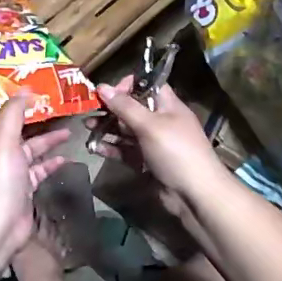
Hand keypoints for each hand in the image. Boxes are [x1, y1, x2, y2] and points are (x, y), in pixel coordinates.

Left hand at [0, 97, 70, 261]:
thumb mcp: (4, 139)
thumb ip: (14, 113)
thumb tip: (26, 89)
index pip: (10, 116)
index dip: (26, 105)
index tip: (46, 93)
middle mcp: (2, 154)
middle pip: (24, 134)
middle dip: (43, 123)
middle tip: (66, 113)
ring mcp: (13, 174)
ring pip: (34, 152)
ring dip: (50, 143)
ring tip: (71, 134)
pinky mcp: (25, 191)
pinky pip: (40, 172)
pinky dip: (52, 164)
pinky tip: (66, 160)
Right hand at [91, 77, 228, 206]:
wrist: (194, 195)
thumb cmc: (175, 152)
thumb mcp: (150, 125)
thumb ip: (125, 106)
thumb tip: (102, 86)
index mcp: (168, 106)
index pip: (147, 86)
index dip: (127, 85)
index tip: (107, 92)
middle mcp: (161, 121)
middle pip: (132, 108)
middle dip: (110, 108)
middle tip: (88, 111)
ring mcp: (153, 143)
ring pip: (126, 131)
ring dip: (107, 128)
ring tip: (87, 128)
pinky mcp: (146, 162)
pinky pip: (126, 151)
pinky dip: (112, 148)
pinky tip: (95, 148)